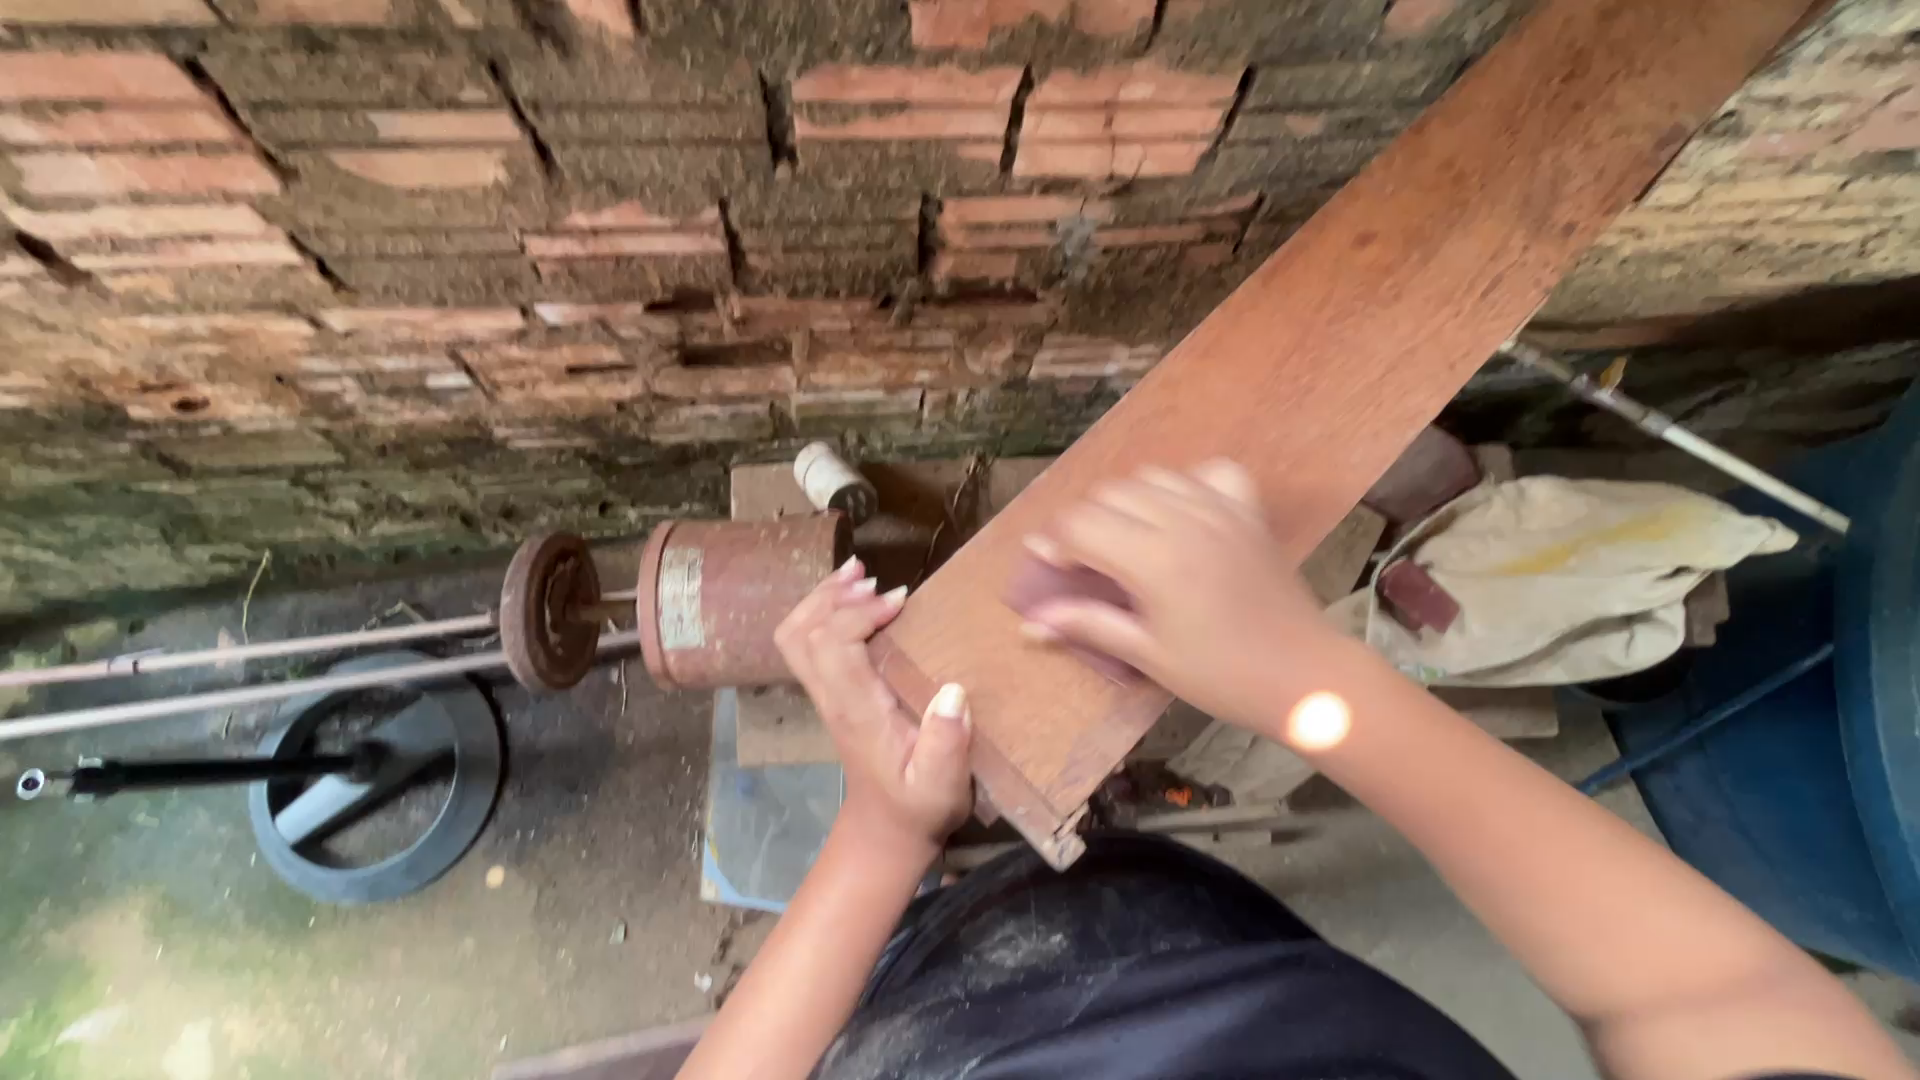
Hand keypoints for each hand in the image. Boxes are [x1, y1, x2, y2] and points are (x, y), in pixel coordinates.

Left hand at [775, 558, 973, 860]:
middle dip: (831, 596)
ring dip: (823, 599)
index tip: (900, 602)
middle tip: (871, 579)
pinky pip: (810, 642)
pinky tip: (856, 598)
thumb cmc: (919, 807)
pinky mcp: (833, 691)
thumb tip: (953, 692)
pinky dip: (825, 611)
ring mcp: (827, 693)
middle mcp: (832, 697)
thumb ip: (947, 745)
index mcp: (855, 711)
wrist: (887, 829)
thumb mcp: (943, 788)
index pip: (833, 645)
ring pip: (797, 635)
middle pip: (801, 633)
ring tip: (859, 574)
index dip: (858, 614)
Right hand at [1020, 460, 1339, 729]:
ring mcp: (1220, 509)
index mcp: (1153, 559)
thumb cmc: (1220, 675)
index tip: (1054, 567)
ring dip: (1127, 501)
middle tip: (1087, 563)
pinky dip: (1185, 483)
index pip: (1081, 524)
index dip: (1056, 543)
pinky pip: (1208, 472)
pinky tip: (1180, 513)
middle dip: (1085, 523)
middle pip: (1109, 495)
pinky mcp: (1248, 511)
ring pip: (1151, 477)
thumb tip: (1029, 622)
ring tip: (1127, 538)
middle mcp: (1183, 520)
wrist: (1304, 676)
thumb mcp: (1147, 654)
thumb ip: (1087, 625)